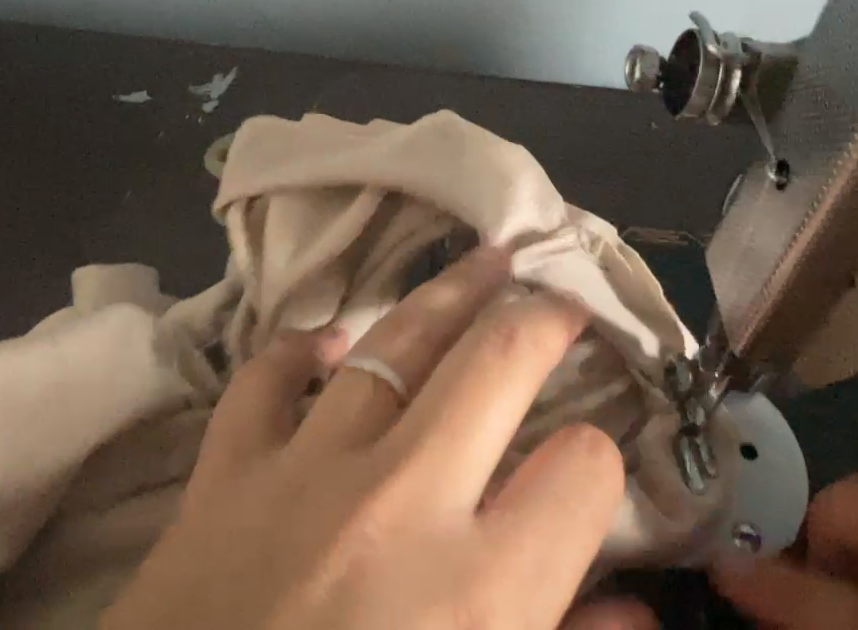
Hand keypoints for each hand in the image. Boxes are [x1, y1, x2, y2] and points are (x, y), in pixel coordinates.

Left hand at [100, 248, 638, 629]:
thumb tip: (634, 605)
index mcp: (480, 593)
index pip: (583, 467)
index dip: (599, 461)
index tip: (585, 472)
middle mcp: (403, 506)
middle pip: (499, 361)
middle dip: (546, 320)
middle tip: (562, 301)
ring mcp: (306, 475)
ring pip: (397, 342)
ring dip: (452, 294)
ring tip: (486, 262)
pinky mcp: (223, 477)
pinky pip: (268, 379)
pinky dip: (301, 351)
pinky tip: (332, 339)